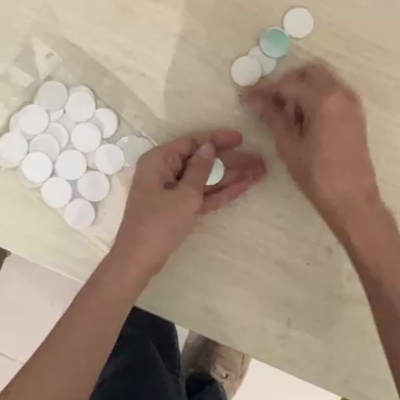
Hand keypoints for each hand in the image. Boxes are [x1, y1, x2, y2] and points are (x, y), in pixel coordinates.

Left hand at [110, 129, 265, 277]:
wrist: (139, 260)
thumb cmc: (159, 224)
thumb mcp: (184, 195)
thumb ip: (200, 170)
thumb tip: (208, 147)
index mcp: (159, 160)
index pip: (192, 143)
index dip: (218, 140)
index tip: (242, 139)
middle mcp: (164, 171)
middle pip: (202, 161)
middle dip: (231, 161)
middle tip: (260, 160)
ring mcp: (172, 191)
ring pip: (206, 180)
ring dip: (231, 177)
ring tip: (260, 173)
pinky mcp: (178, 209)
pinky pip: (202, 195)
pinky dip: (221, 192)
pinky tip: (244, 187)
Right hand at [243, 63, 380, 231]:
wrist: (352, 199)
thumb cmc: (317, 175)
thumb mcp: (289, 146)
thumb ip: (272, 117)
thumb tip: (255, 100)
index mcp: (323, 100)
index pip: (288, 84)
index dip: (265, 89)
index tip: (248, 96)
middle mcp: (340, 93)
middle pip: (309, 73)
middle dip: (287, 83)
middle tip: (269, 103)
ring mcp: (351, 103)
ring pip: (323, 81)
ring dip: (303, 89)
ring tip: (286, 115)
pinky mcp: (355, 114)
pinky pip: (333, 93)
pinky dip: (316, 97)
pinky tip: (304, 121)